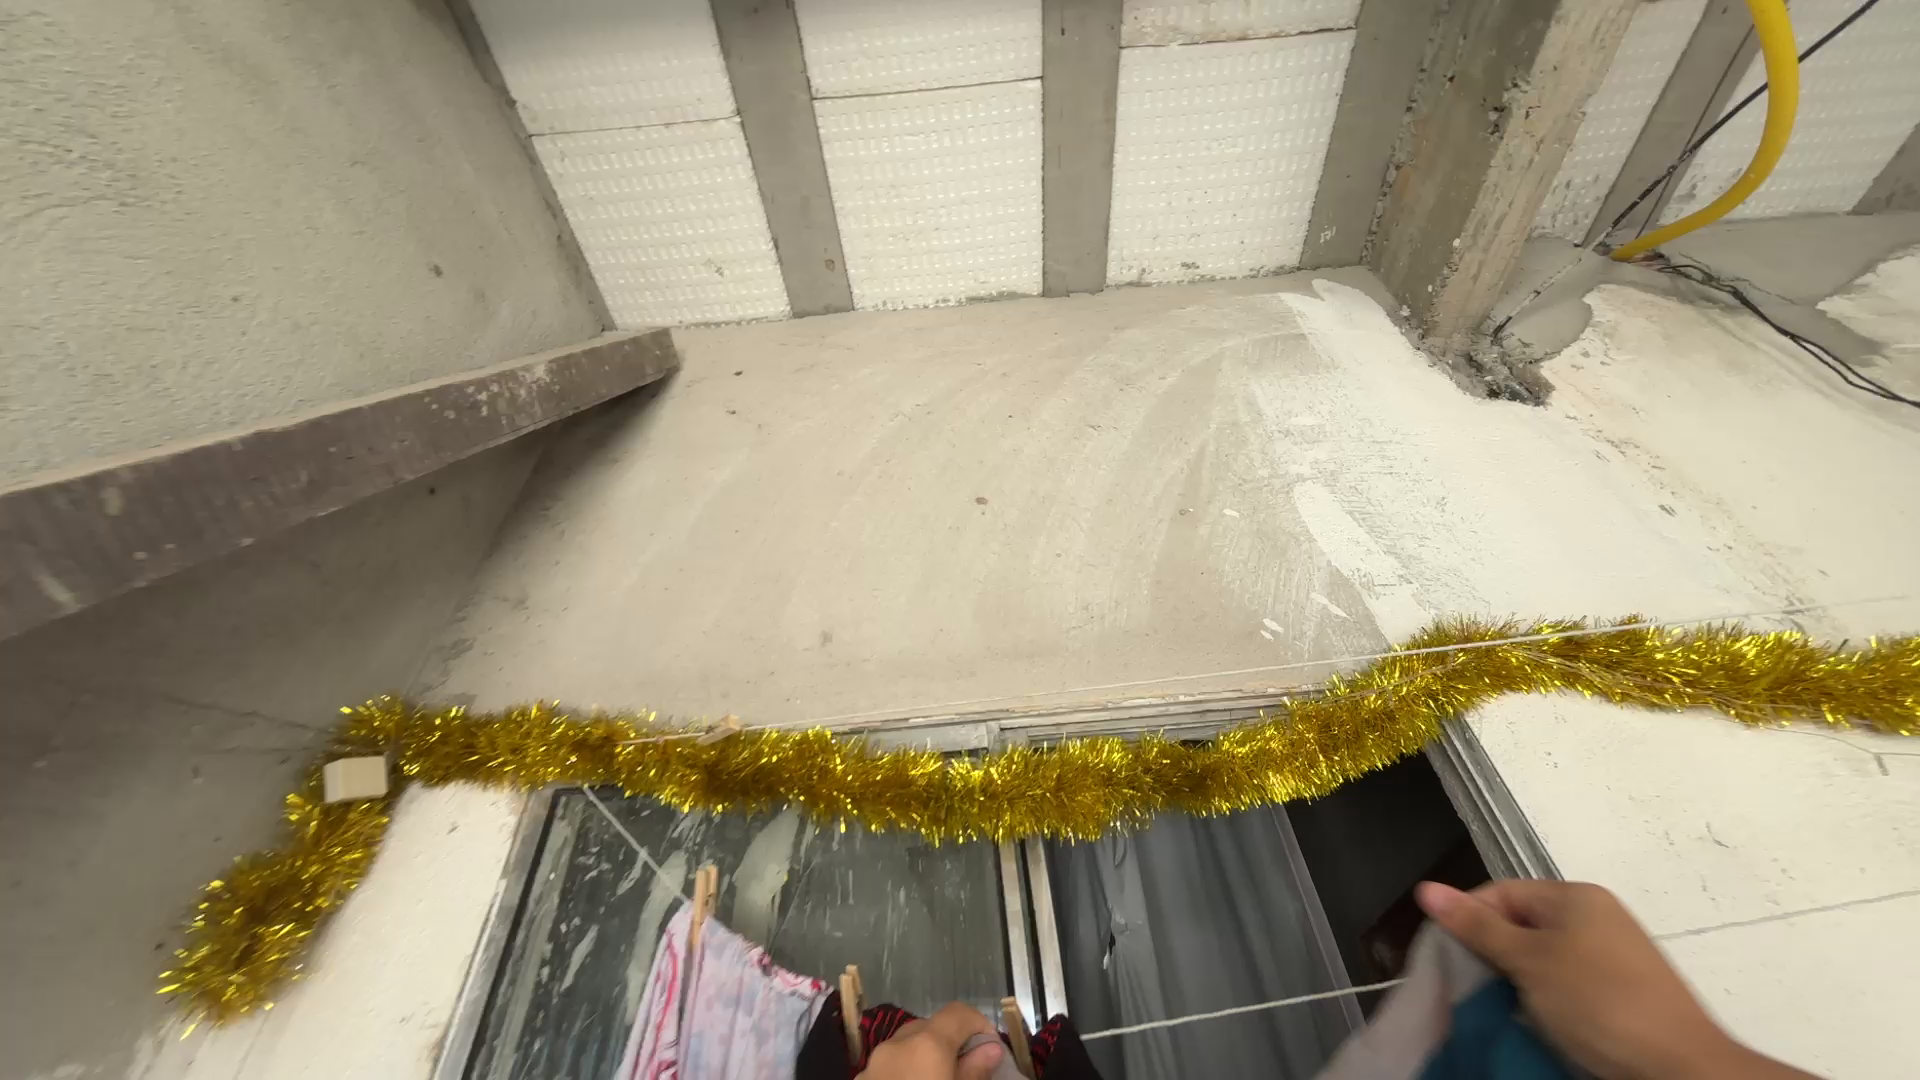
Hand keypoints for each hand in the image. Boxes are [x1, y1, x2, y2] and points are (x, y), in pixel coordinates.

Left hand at [856, 1002, 1005, 1079]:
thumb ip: (974, 1073)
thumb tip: (990, 1049)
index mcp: (926, 1043)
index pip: (957, 1012)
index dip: (978, 1024)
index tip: (990, 1049)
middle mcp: (896, 1044)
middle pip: (929, 1028)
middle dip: (951, 1044)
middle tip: (967, 1074)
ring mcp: (872, 1065)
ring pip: (906, 1047)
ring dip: (925, 1060)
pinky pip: (888, 1068)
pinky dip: (905, 1074)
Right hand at [1415, 880, 1819, 1079]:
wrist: (1688, 1074)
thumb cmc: (1599, 1003)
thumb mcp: (1526, 961)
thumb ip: (1475, 926)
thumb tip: (1425, 888)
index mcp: (1574, 897)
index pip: (1500, 893)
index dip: (1471, 920)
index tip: (1455, 957)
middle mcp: (1596, 916)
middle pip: (1521, 923)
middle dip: (1495, 953)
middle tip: (1477, 984)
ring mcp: (1616, 955)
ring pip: (1544, 956)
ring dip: (1521, 979)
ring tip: (1509, 1006)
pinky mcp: (1628, 991)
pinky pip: (1571, 981)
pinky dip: (1550, 997)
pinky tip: (1544, 1020)